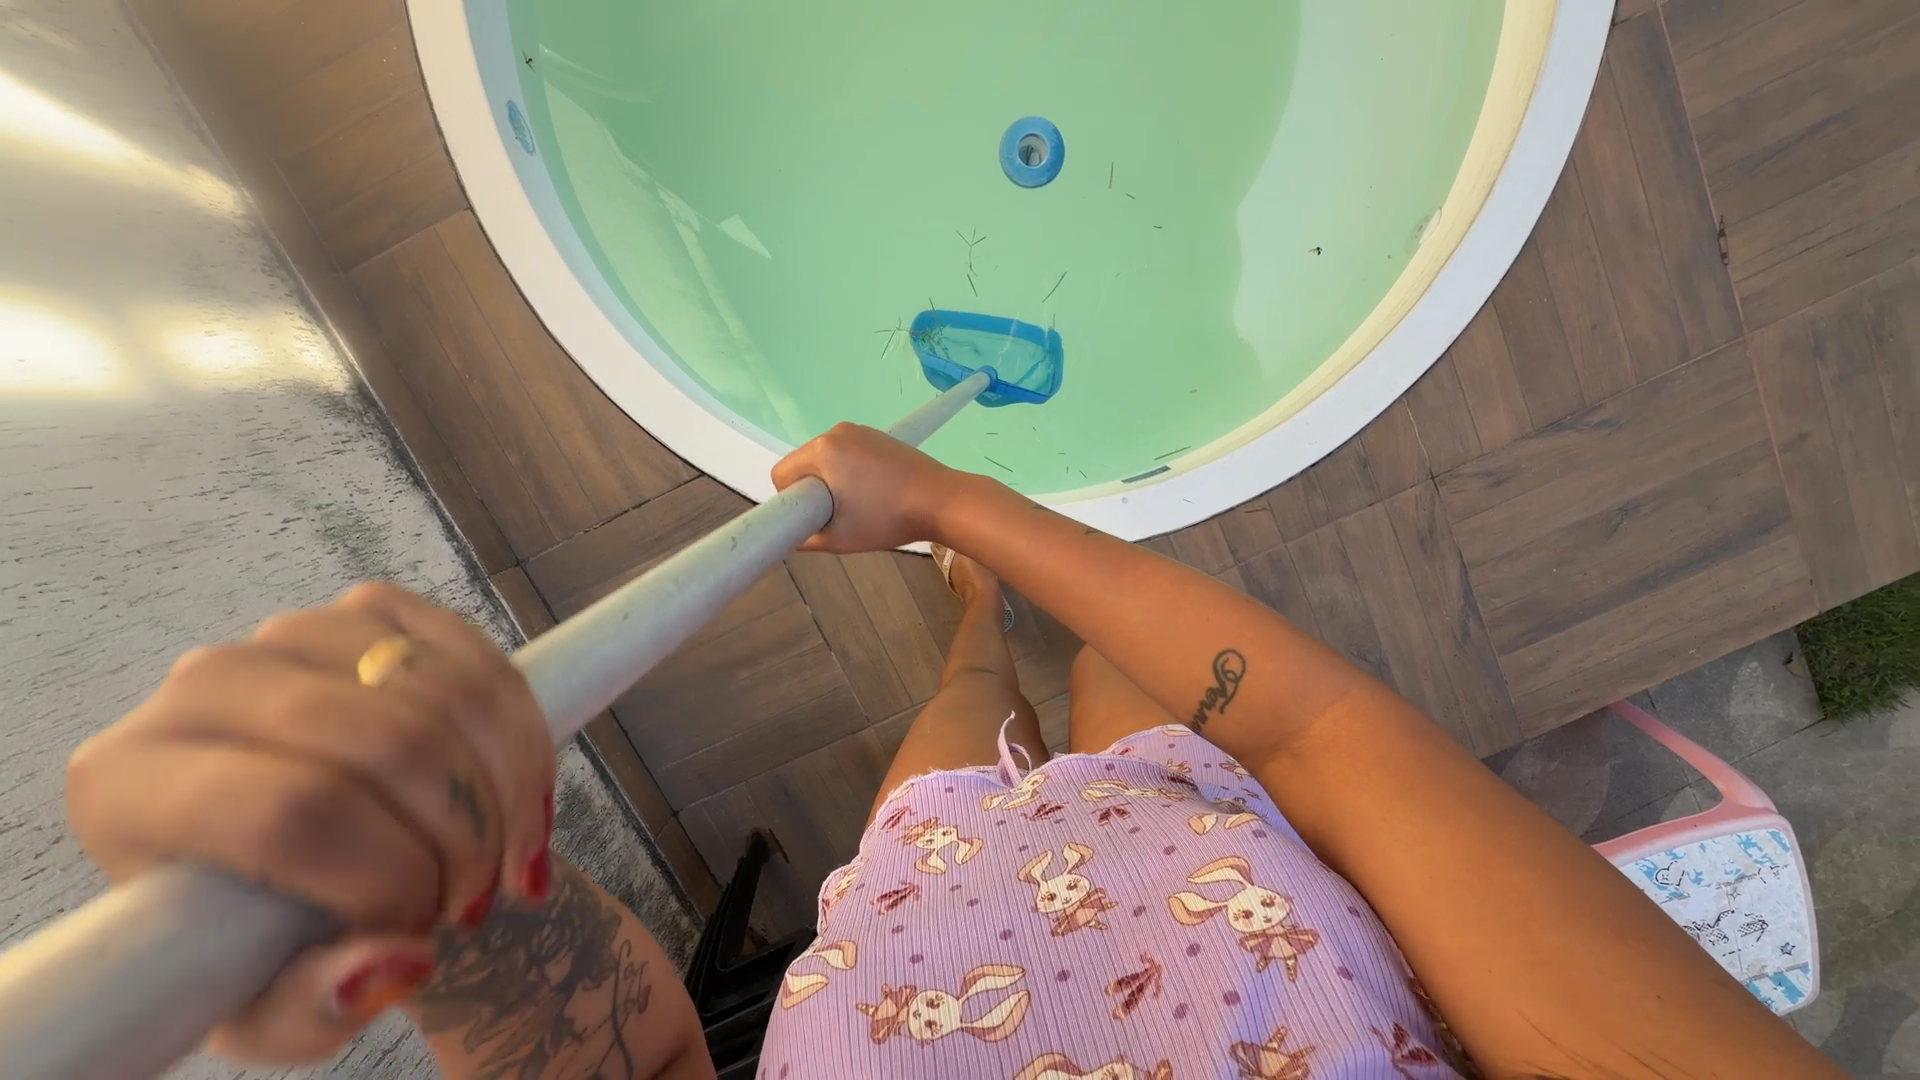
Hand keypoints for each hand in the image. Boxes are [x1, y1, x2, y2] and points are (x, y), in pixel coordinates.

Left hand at [64, 584, 556, 1062]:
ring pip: (456, 696)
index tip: (423, 927)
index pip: (293, 811)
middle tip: (484, 894)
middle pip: (393, 743)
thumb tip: (397, 962)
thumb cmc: (279, 923)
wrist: (325, 834)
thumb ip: (318, 1004)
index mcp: (133, 781)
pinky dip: (528, 735)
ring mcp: (302, 631)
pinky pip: (487, 663)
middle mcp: (208, 683)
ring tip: (511, 851)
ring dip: (513, 787)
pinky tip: (527, 791)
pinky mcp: (382, 609)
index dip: (389, 872)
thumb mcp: (278, 999)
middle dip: (471, 832)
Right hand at [772, 422, 965, 551]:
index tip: (815, 518)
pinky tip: (877, 492)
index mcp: (822, 449)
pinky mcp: (880, 436)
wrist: (941, 500)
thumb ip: (806, 539)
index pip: (782, 474)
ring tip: (862, 505)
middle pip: (805, 464)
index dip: (791, 501)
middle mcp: (838, 431)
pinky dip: (854, 473)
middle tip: (841, 515)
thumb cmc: (887, 518)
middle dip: (814, 490)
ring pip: (829, 460)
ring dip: (835, 481)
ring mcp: (862, 430)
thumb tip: (794, 536)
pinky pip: (850, 455)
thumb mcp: (839, 539)